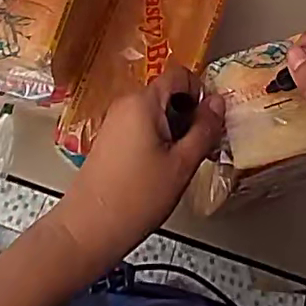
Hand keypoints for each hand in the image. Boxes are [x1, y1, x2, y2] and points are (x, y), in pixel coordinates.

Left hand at [48, 65, 223, 266]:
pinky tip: (161, 169)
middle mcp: (126, 103)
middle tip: (201, 146)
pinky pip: (141, 125)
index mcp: (143, 101)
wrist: (87, 230)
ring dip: (174, 128)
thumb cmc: (137, 196)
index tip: (209, 121)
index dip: (200, 91)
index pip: (179, 74)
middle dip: (188, 114)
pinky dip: (157, 138)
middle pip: (167, 93)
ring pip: (155, 111)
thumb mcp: (182, 164)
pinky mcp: (109, 139)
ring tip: (182, 162)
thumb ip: (204, 129)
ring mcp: (114, 121)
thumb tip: (218, 102)